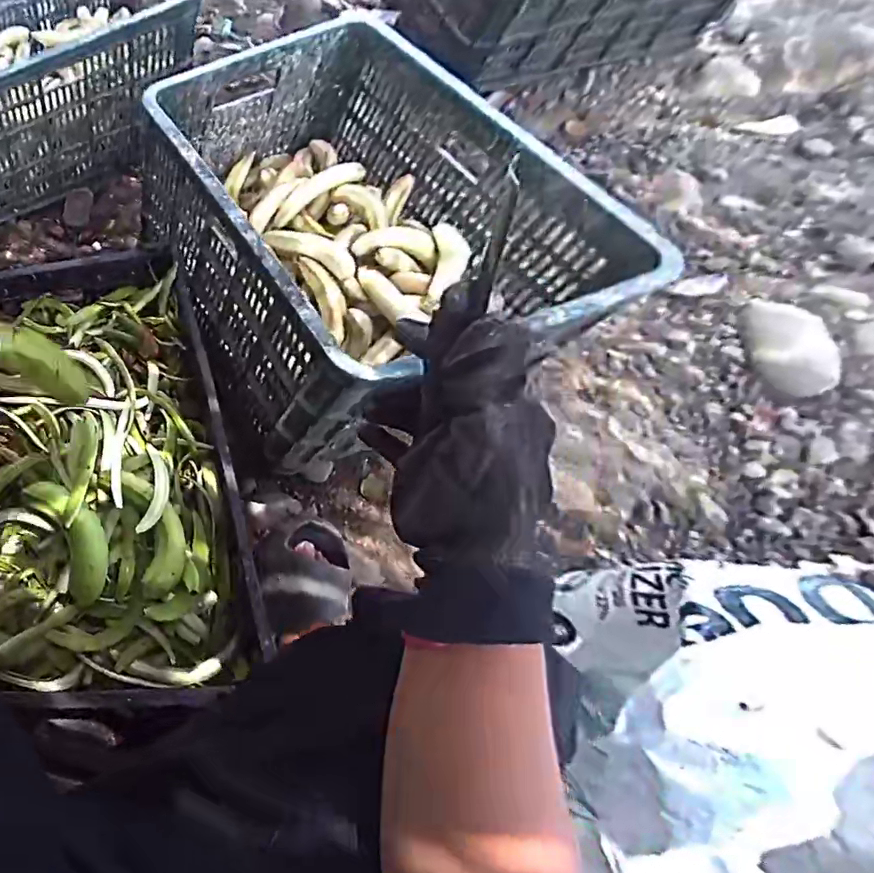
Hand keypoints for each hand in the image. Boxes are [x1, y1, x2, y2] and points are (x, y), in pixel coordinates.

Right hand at [359, 286, 557, 644]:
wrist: (469, 565)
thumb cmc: (468, 493)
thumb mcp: (473, 426)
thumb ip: (476, 370)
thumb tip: (477, 307)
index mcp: (508, 406)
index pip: (483, 353)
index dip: (450, 331)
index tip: (408, 320)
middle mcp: (491, 422)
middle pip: (451, 379)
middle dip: (416, 367)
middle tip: (379, 359)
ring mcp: (464, 449)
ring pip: (429, 409)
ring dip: (396, 401)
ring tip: (365, 404)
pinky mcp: (440, 472)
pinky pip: (413, 440)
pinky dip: (389, 431)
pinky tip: (365, 429)